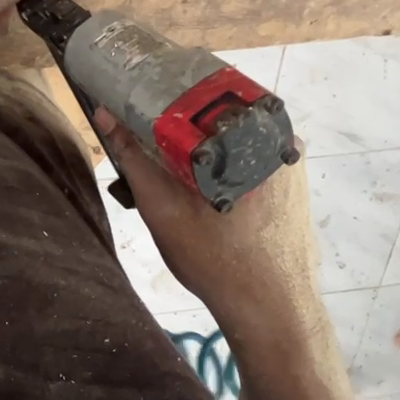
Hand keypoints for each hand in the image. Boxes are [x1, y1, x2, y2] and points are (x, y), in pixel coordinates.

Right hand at [93, 107, 317, 315]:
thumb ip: (132, 156)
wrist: (271, 309)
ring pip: (232, 132)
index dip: (160, 90)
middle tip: (143, 133)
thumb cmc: (215, 260)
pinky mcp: (295, 180)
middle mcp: (280, 137)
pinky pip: (250, 153)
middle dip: (178, 119)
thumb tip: (105, 114)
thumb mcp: (160, 207)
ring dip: (200, 141)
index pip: (197, 90)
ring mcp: (291, 158)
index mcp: (250, 134)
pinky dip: (222, 159)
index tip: (132, 95)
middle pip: (215, 109)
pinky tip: (201, 185)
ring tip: (167, 162)